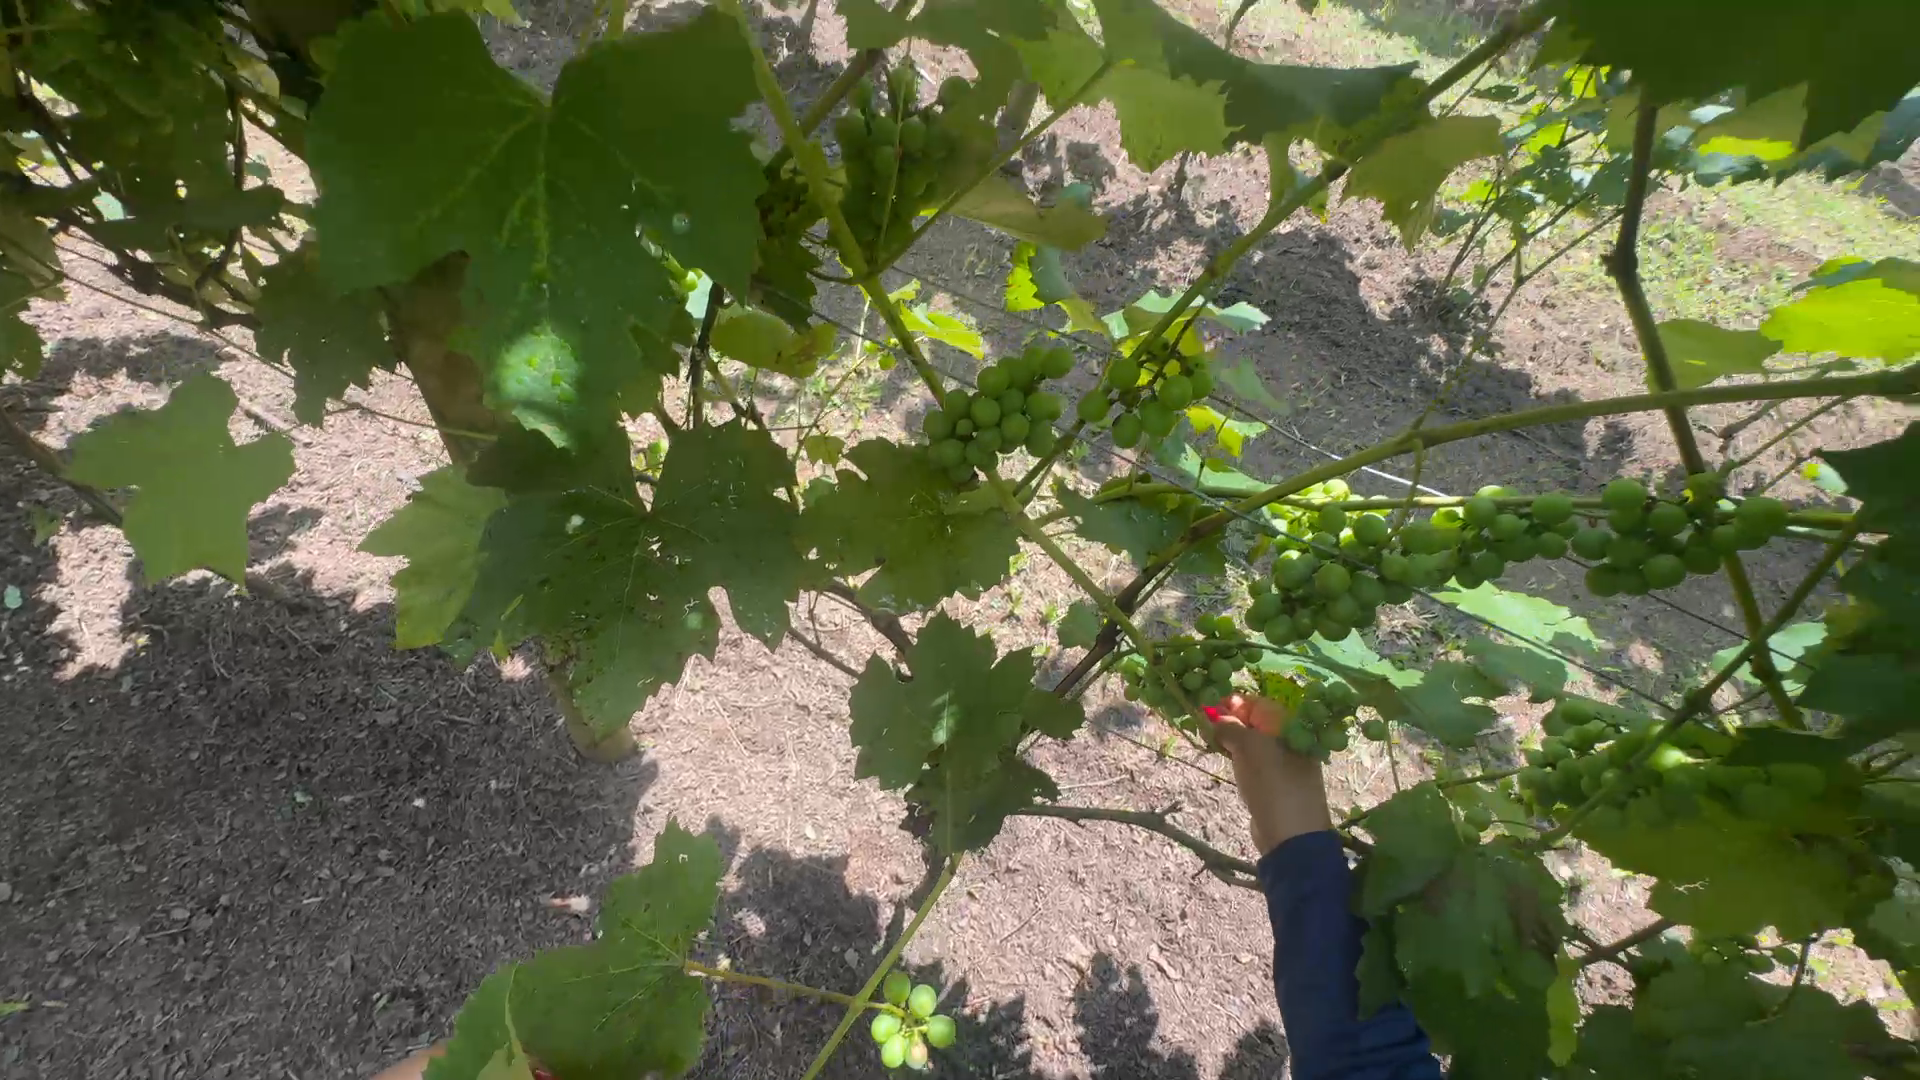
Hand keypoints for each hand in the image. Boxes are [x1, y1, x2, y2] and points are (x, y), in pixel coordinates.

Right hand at [1208, 694, 1332, 856]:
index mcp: (1290, 726)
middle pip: (1253, 722)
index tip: (1205, 709)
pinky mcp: (1274, 781)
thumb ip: (1229, 726)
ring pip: (1251, 742)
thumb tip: (1213, 716)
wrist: (1291, 837)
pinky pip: (1252, 760)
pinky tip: (1223, 757)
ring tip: (1209, 742)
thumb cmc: (1272, 783)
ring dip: (1229, 739)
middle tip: (1202, 727)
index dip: (1229, 704)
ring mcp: (1283, 762)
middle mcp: (1289, 740)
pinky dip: (1237, 756)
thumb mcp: (1248, 747)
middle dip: (1227, 721)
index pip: (1256, 703)